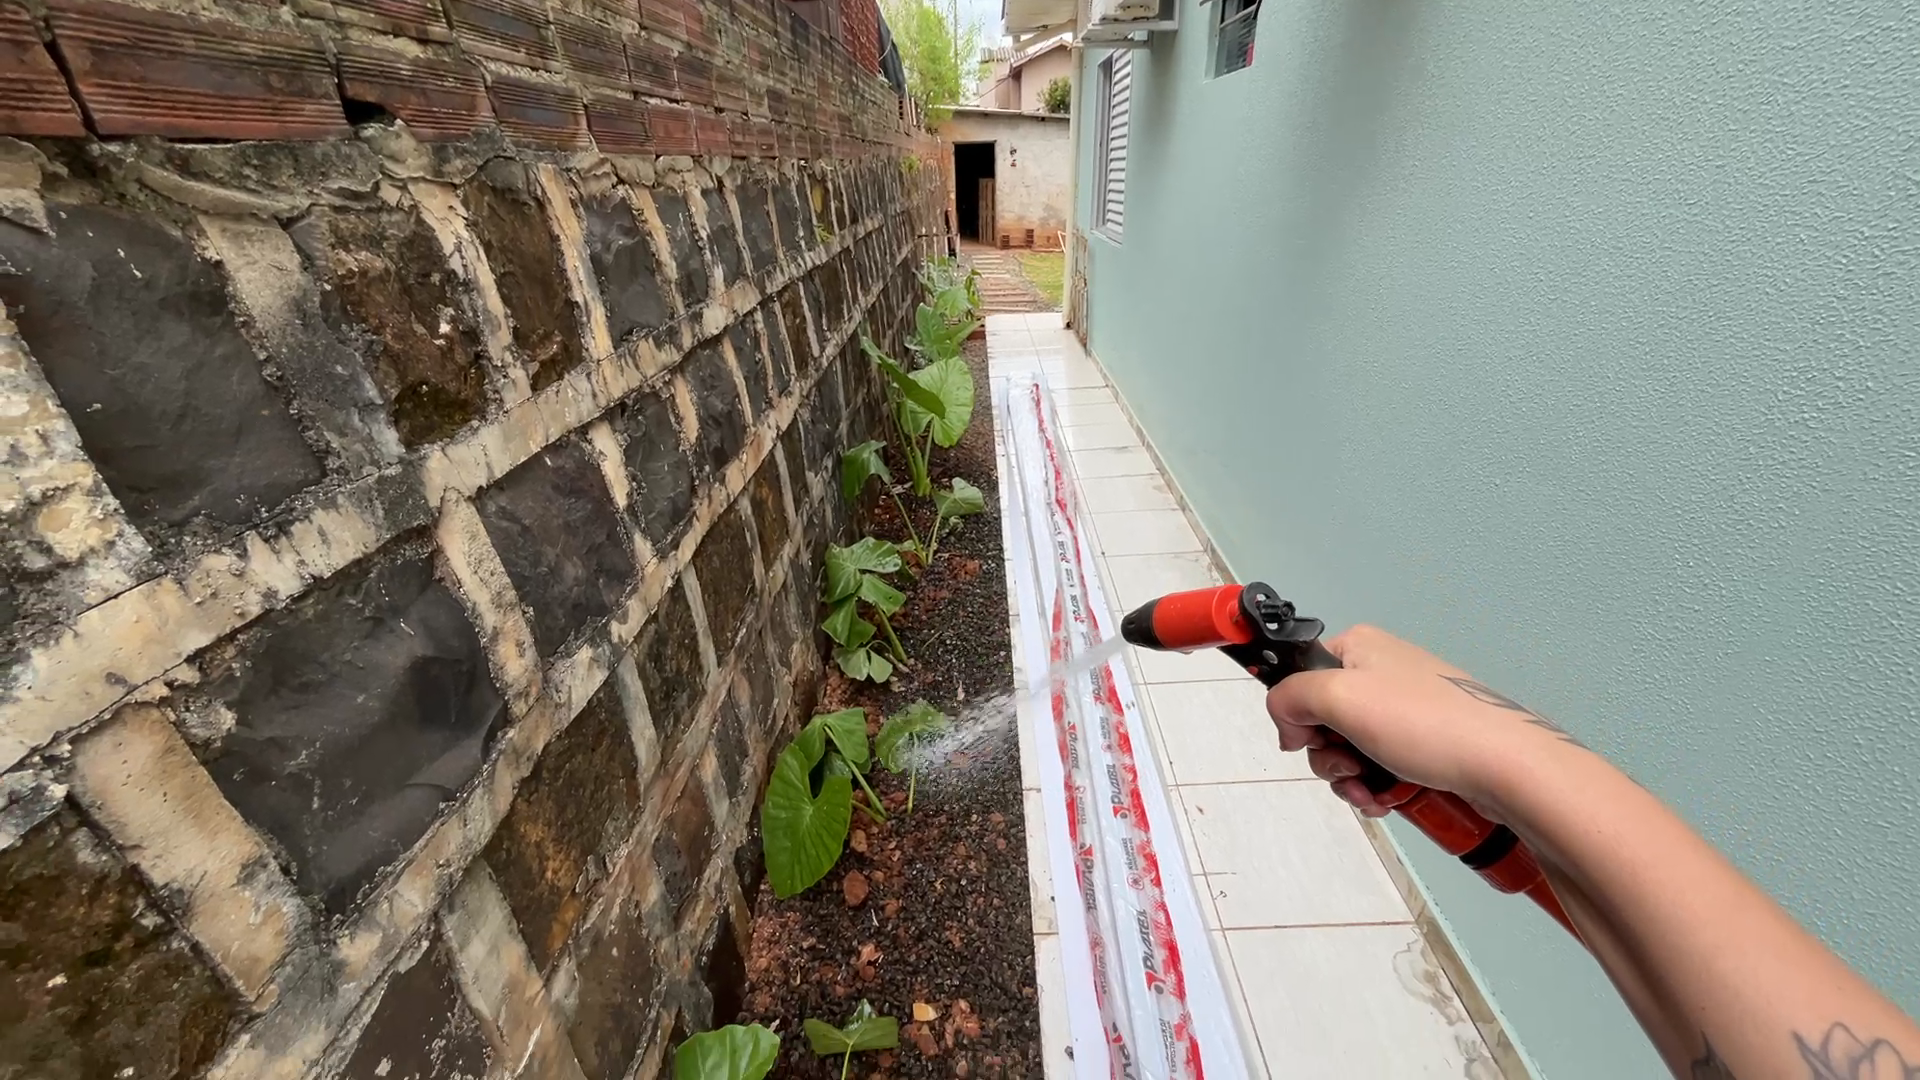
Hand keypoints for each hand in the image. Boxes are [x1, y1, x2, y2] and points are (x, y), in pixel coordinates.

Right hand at [1265, 625, 1576, 815]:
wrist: (1512, 767)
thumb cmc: (1420, 722)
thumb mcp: (1337, 696)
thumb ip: (1288, 698)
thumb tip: (1288, 725)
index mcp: (1359, 646)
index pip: (1299, 672)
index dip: (1293, 708)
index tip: (1304, 736)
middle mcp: (1380, 673)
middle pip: (1321, 716)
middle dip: (1325, 752)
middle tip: (1348, 767)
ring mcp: (1406, 711)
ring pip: (1348, 747)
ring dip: (1348, 776)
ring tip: (1371, 792)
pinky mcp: (1428, 745)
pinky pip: (1380, 765)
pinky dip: (1374, 786)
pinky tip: (1385, 801)